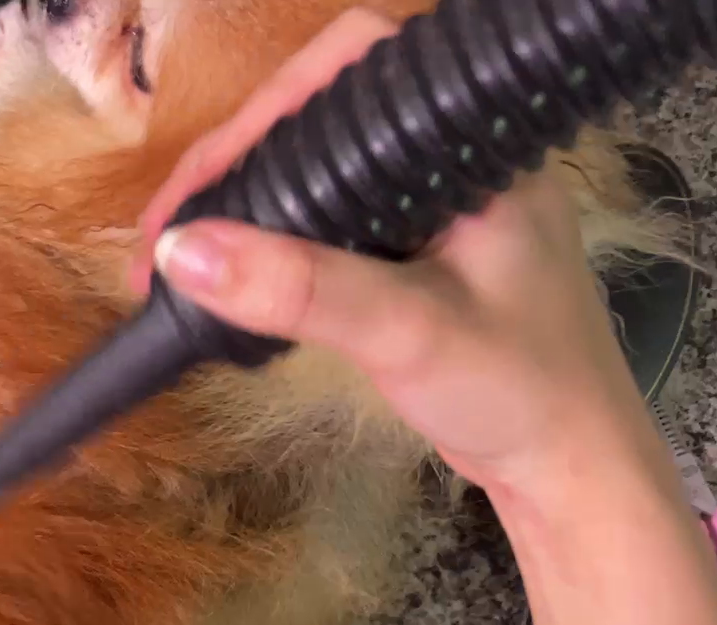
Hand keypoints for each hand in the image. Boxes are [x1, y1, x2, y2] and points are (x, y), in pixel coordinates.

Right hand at [130, 9, 660, 504]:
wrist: (557, 458)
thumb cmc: (511, 387)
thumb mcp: (403, 331)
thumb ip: (300, 289)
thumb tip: (181, 254)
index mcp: (464, 149)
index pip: (346, 75)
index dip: (253, 118)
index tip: (185, 198)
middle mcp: (439, 166)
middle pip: (309, 127)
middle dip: (221, 175)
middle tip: (158, 242)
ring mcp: (416, 213)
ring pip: (302, 182)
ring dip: (229, 217)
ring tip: (172, 264)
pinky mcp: (397, 257)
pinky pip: (308, 230)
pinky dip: (254, 251)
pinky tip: (226, 282)